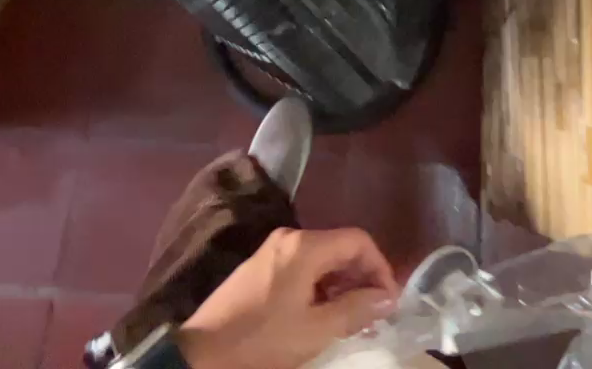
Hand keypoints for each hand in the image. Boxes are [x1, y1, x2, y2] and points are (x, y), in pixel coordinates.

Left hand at [178, 228, 400, 368]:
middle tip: (374, 314)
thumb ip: (355, 310)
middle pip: (340, 247)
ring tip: (352, 319)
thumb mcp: (315, 330)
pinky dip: (321, 286)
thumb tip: (388, 297)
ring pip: (322, 258)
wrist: (201, 354)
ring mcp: (273, 249)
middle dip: (362, 277)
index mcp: (305, 246)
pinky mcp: (262, 266)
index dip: (380, 267)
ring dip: (342, 284)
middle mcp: (291, 237)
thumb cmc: (263, 341)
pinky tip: (324, 314)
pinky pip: (303, 267)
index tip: (389, 301)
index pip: (357, 241)